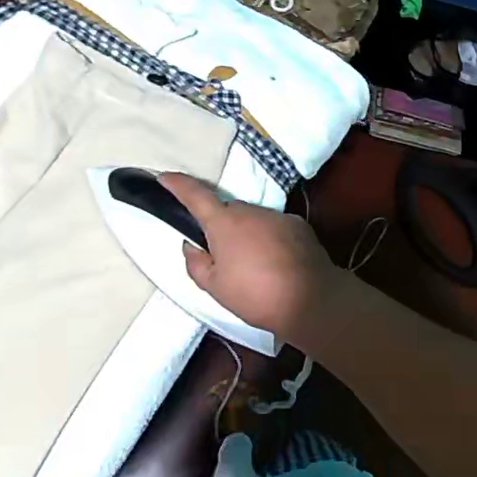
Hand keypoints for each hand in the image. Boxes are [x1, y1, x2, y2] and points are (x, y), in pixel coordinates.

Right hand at [158, 173, 345, 344]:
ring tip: (253, 267)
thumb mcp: (215, 287)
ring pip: (253, 220)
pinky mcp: (298, 225)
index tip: (165, 177)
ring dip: (247, 235)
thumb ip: (196, 263)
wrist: (310, 299)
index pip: (196, 195)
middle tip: (221, 257)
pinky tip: (276, 265)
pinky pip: (275, 228)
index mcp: (224, 222)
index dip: (178, 184)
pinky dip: (270, 240)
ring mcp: (277, 215)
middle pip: (228, 212)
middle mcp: (251, 211)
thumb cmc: (255, 294)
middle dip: (221, 228)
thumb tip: (192, 245)